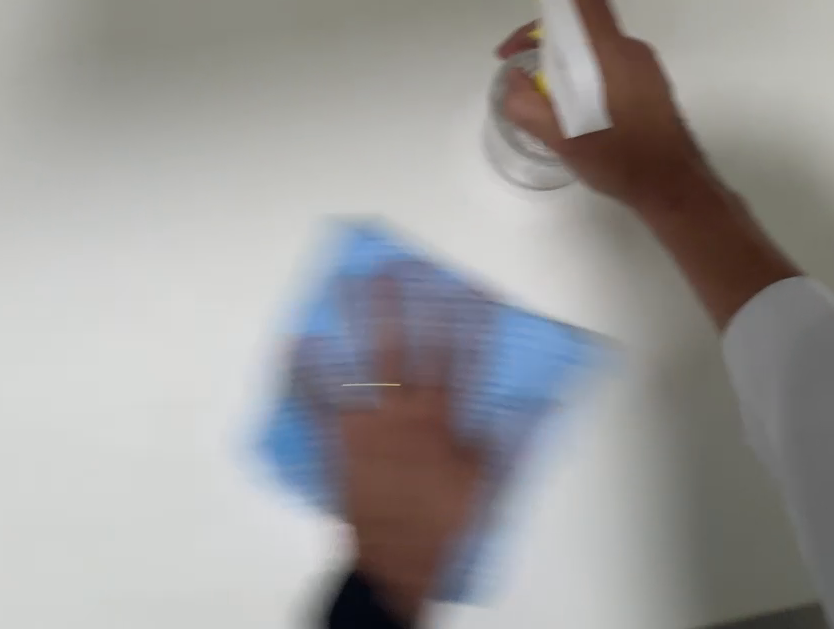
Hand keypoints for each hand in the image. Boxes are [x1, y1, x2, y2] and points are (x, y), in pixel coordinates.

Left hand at [295, 267, 500, 623]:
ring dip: (349, 324)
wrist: (397, 564)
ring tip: (342, 285)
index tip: (464, 287)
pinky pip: (318, 402)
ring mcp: (364, 423)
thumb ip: (509, 436)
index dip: (462, 321)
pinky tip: (297, 342)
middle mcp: (398, 411)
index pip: (453, 358)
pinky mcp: (338, 441)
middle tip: (388, 270)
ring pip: (356, 362)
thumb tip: (537, 402)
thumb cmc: (443, 520)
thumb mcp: (486, 481)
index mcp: (436, 418)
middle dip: (393, 305)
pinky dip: (306, 373)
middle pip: (396, 348)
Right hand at [496, 0, 799, 328]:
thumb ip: (529, 105)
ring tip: (535, 84)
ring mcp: (642, 66)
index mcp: (608, 55)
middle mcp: (629, 51)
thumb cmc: (619, 160)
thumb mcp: (562, 138)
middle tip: (511, 56)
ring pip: (593, 41)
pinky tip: (567, 95)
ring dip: (559, 49)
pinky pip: (606, 57)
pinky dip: (579, 63)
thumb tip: (514, 80)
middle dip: (541, 27)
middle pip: (582, 19)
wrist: (674, 187)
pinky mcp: (647, 83)